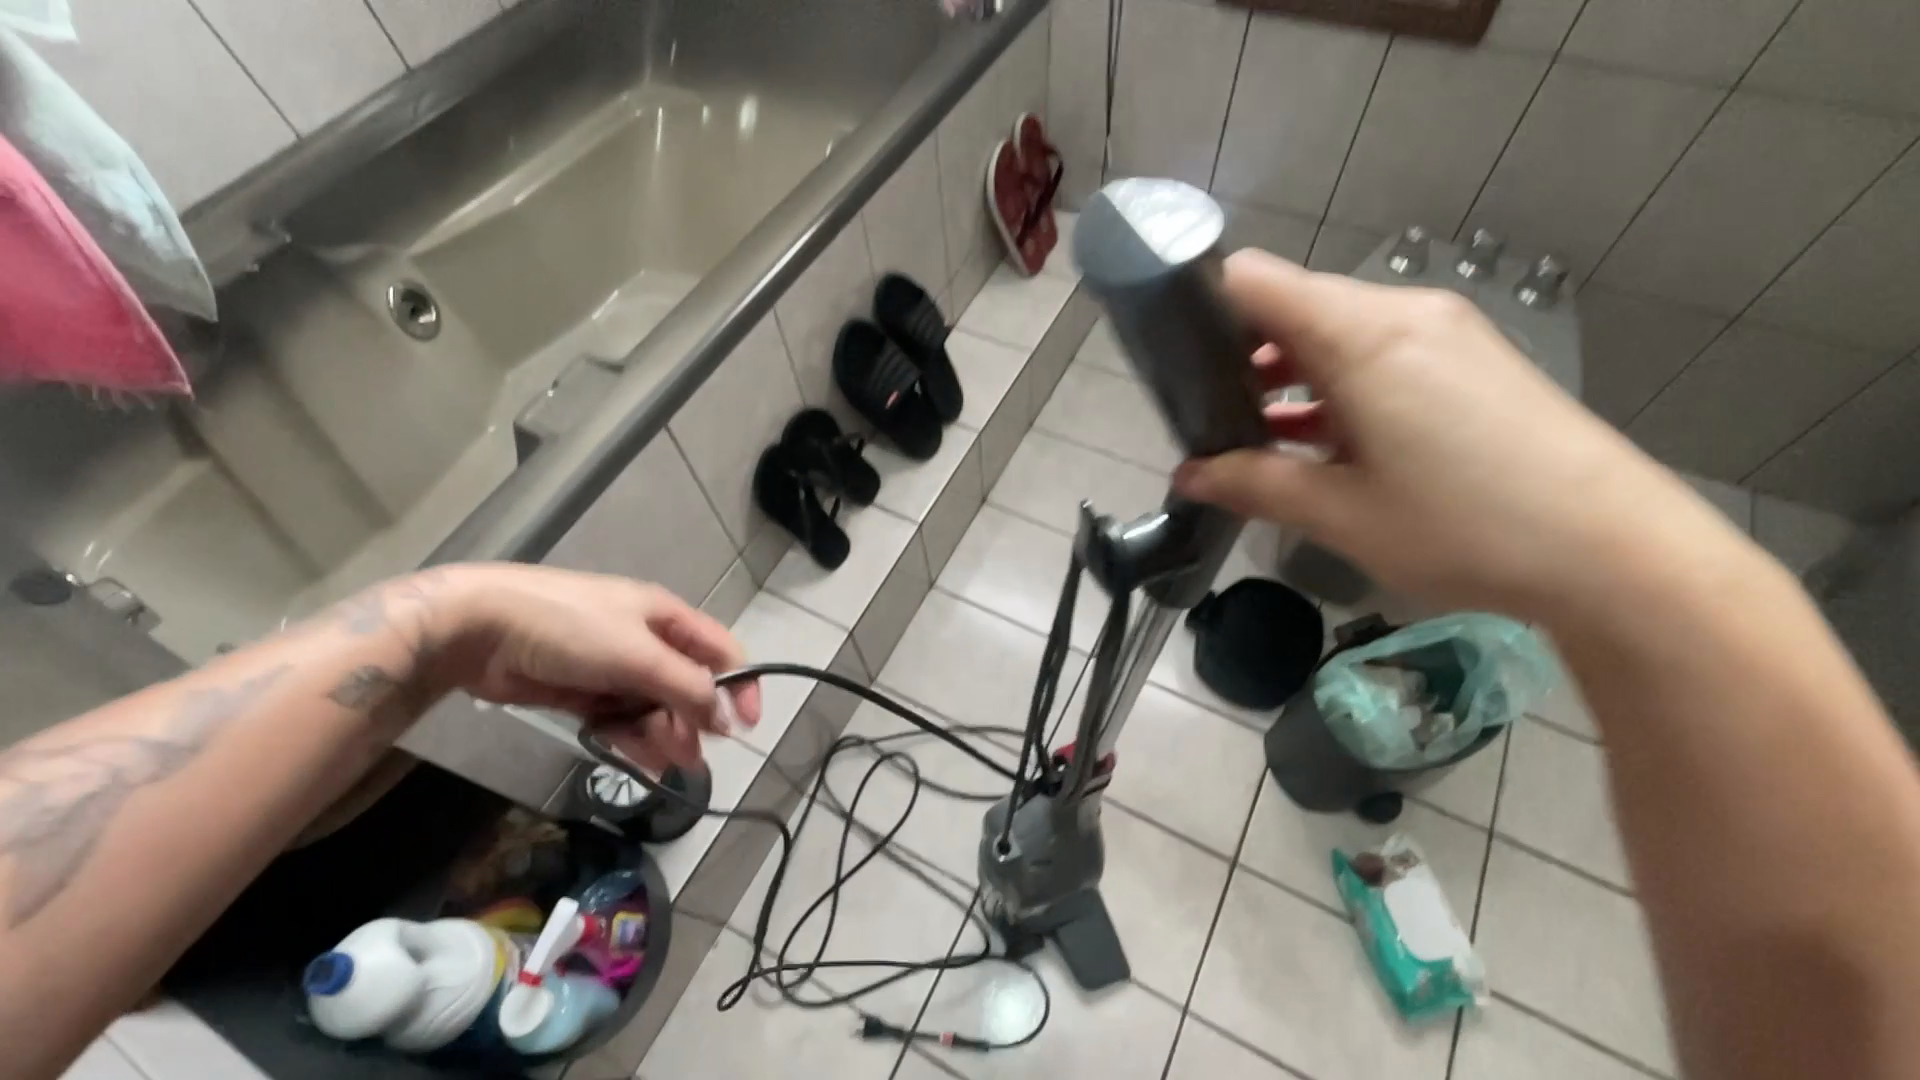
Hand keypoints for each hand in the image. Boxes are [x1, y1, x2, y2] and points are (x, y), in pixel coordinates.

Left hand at [435, 564, 760, 772]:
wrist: (481, 629)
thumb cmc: (570, 628)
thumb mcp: (638, 654)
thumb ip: (687, 686)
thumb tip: (726, 718)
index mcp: (667, 618)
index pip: (721, 652)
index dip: (740, 685)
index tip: (746, 725)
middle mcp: (647, 641)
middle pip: (688, 685)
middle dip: (695, 720)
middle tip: (694, 757)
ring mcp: (614, 667)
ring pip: (655, 707)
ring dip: (666, 736)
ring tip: (669, 768)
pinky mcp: (584, 692)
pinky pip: (622, 720)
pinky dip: (634, 741)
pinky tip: (644, 764)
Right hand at [1174, 251, 1736, 617]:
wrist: (1614, 551)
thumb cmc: (1462, 526)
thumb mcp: (1340, 513)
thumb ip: (1253, 484)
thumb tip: (1188, 476)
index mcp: (1361, 336)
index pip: (1254, 280)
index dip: (1201, 307)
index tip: (1172, 359)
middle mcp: (1401, 315)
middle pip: (1293, 304)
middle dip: (1241, 353)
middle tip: (1211, 416)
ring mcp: (1443, 334)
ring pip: (1336, 332)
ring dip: (1289, 374)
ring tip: (1258, 436)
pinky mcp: (1469, 361)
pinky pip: (1379, 353)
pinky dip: (1336, 385)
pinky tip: (1320, 440)